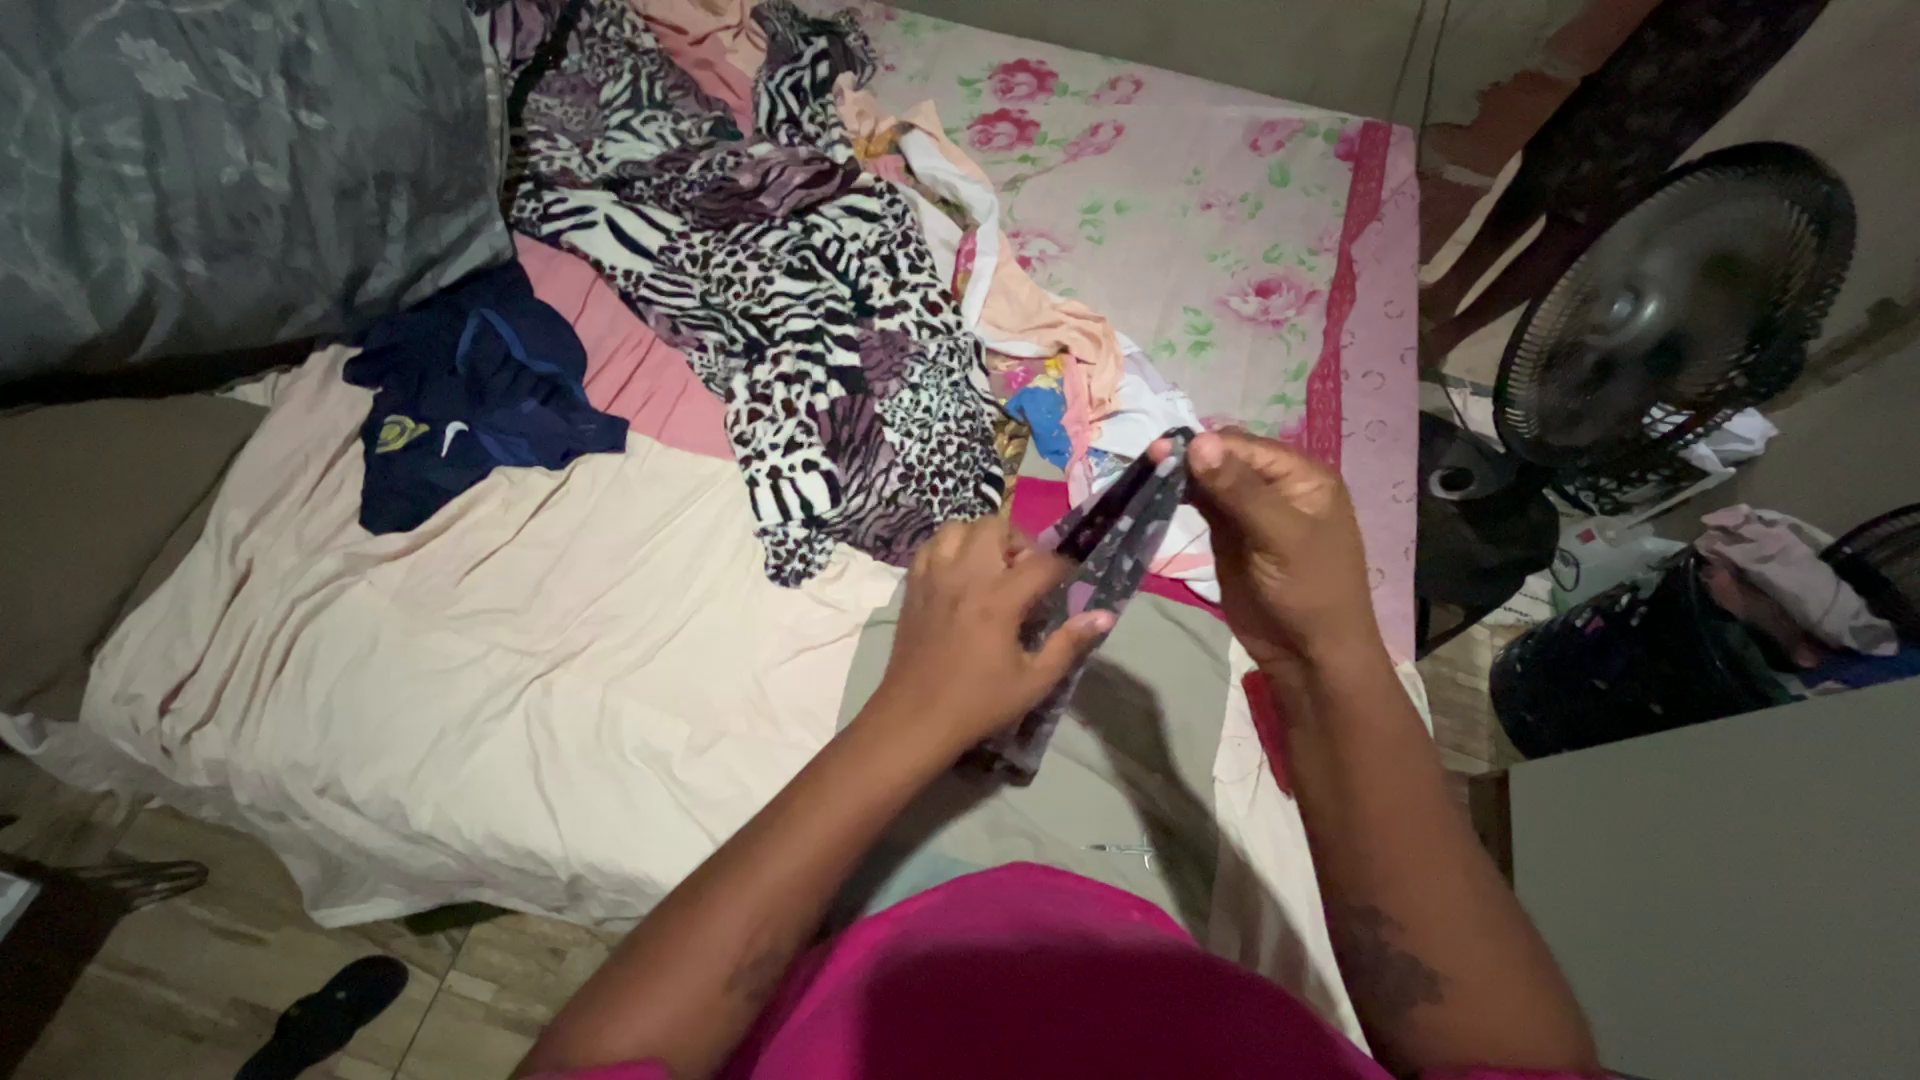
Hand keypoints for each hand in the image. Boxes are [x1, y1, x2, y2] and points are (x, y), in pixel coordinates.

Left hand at [863, 516, 1113, 755]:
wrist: (915, 717)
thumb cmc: (978, 703)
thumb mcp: (1033, 682)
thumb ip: (1069, 643)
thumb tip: (1104, 615)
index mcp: (999, 599)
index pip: (1042, 563)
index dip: (1063, 567)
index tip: (1069, 580)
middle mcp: (965, 576)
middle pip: (996, 526)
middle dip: (1018, 541)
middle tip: (1025, 571)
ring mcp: (934, 577)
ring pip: (958, 527)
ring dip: (980, 538)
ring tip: (990, 567)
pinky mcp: (912, 586)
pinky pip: (930, 546)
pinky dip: (948, 548)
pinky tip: (958, 574)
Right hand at [1154, 429, 1380, 670]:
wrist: (1308, 654)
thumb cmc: (1309, 591)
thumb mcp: (1279, 536)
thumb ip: (1238, 490)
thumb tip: (1197, 440)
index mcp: (1301, 475)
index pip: (1243, 446)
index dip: (1203, 445)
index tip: (1159, 451)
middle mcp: (1275, 485)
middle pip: (1222, 457)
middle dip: (1186, 458)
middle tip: (1146, 462)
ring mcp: (1249, 510)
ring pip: (1207, 480)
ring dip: (1178, 477)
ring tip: (1142, 475)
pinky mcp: (1228, 534)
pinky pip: (1201, 506)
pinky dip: (1178, 499)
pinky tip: (1154, 494)